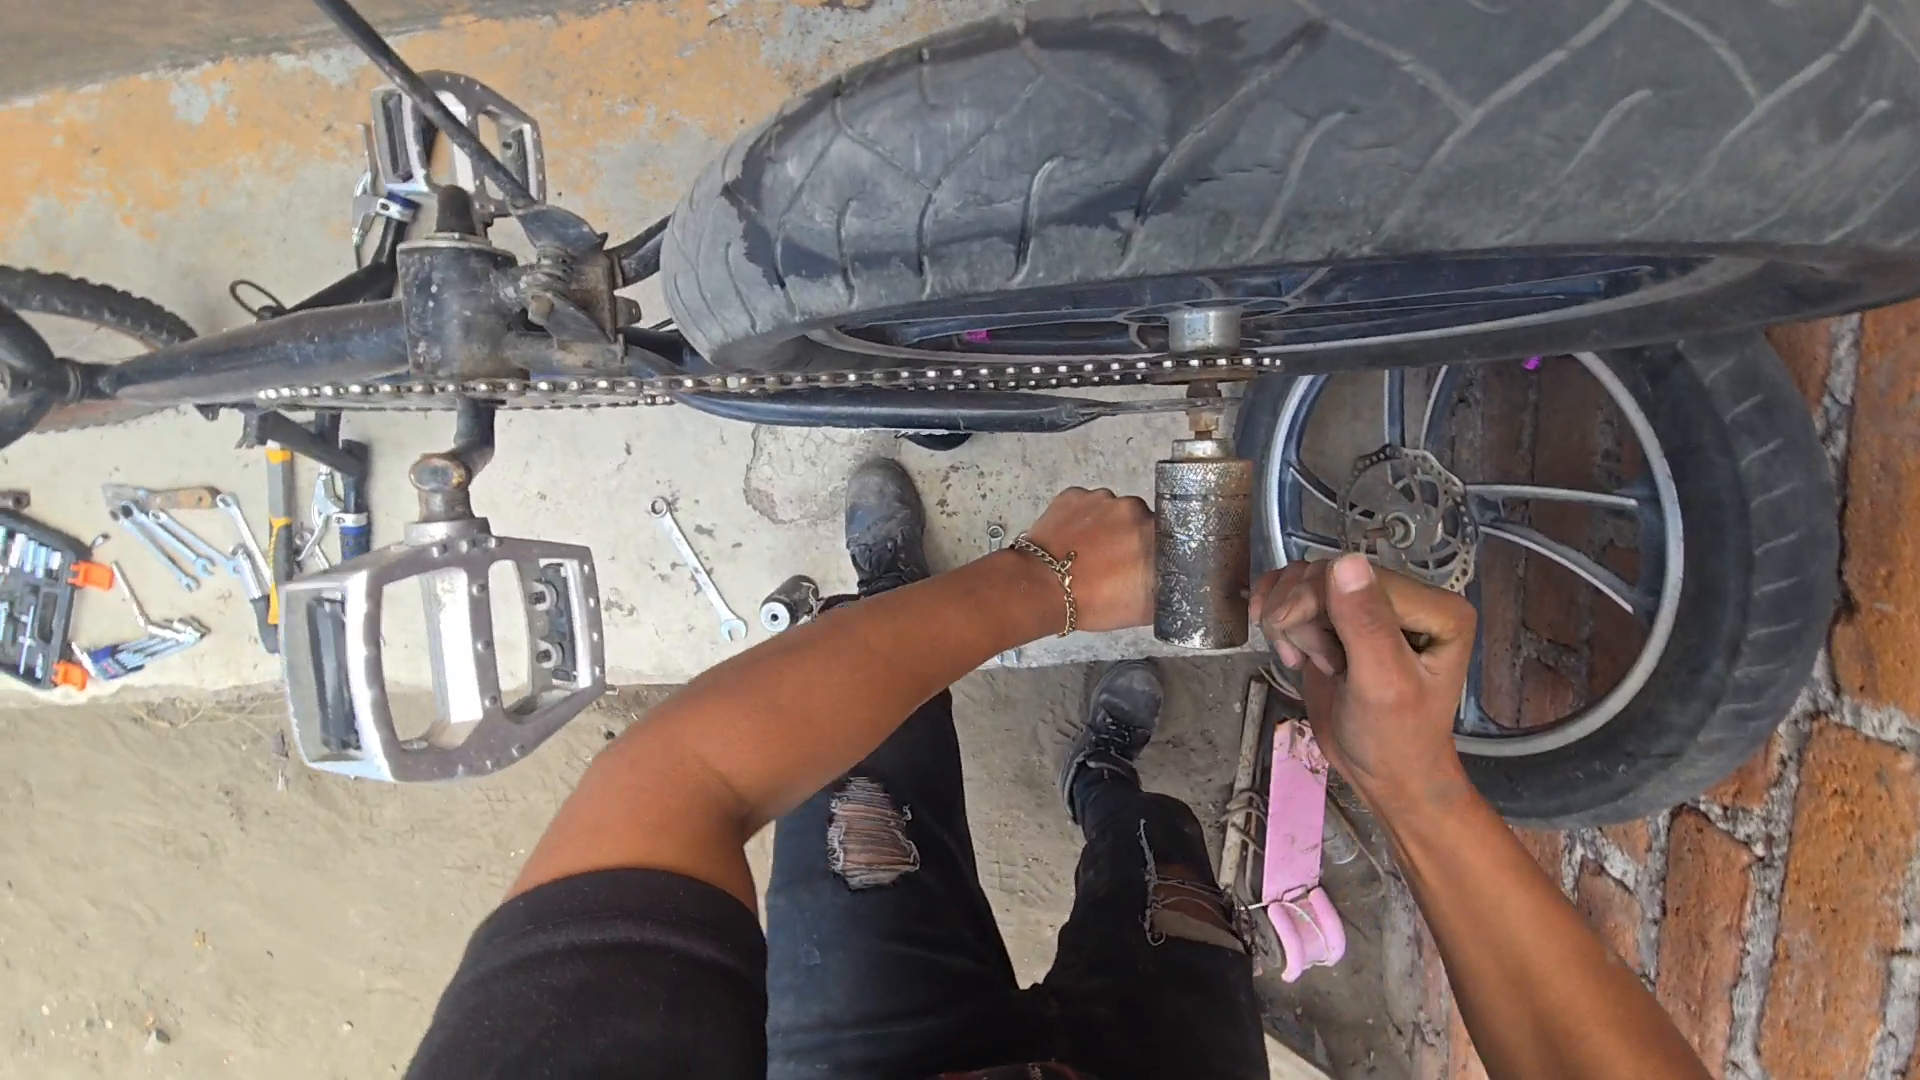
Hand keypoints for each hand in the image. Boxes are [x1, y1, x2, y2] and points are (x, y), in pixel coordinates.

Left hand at [1019, 486, 1154, 632]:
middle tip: (1111, 561)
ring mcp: (1100, 498)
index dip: (1153, 548)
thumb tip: (1175, 581)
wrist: (1042, 587)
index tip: (1141, 561)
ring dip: (1103, 526)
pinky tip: (1070, 540)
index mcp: (1155, 532)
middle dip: (1128, 536)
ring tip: (1086, 552)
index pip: (1167, 534)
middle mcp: (1132, 508)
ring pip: (1109, 510)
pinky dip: (1079, 518)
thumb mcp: (1145, 608)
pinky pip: (1083, 504)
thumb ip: (1168, 588)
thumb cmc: (1094, 601)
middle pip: (1137, 519)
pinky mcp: (1072, 495)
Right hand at [1251, 555, 1477, 810]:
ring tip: (1303, 658)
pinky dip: (1276, 615)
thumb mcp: (1382, 684)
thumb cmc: (1393, 737)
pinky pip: (1293, 591)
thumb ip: (1365, 623)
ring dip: (1288, 621)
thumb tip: (1345, 561)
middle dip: (1301, 618)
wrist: (1381, 772)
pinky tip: (1281, 645)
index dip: (1315, 602)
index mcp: (1436, 608)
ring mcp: (1369, 605)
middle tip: (1312, 660)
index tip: (1301, 651)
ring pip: (1303, 582)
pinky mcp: (1338, 617)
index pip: (1357, 575)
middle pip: (1325, 575)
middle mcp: (1405, 598)